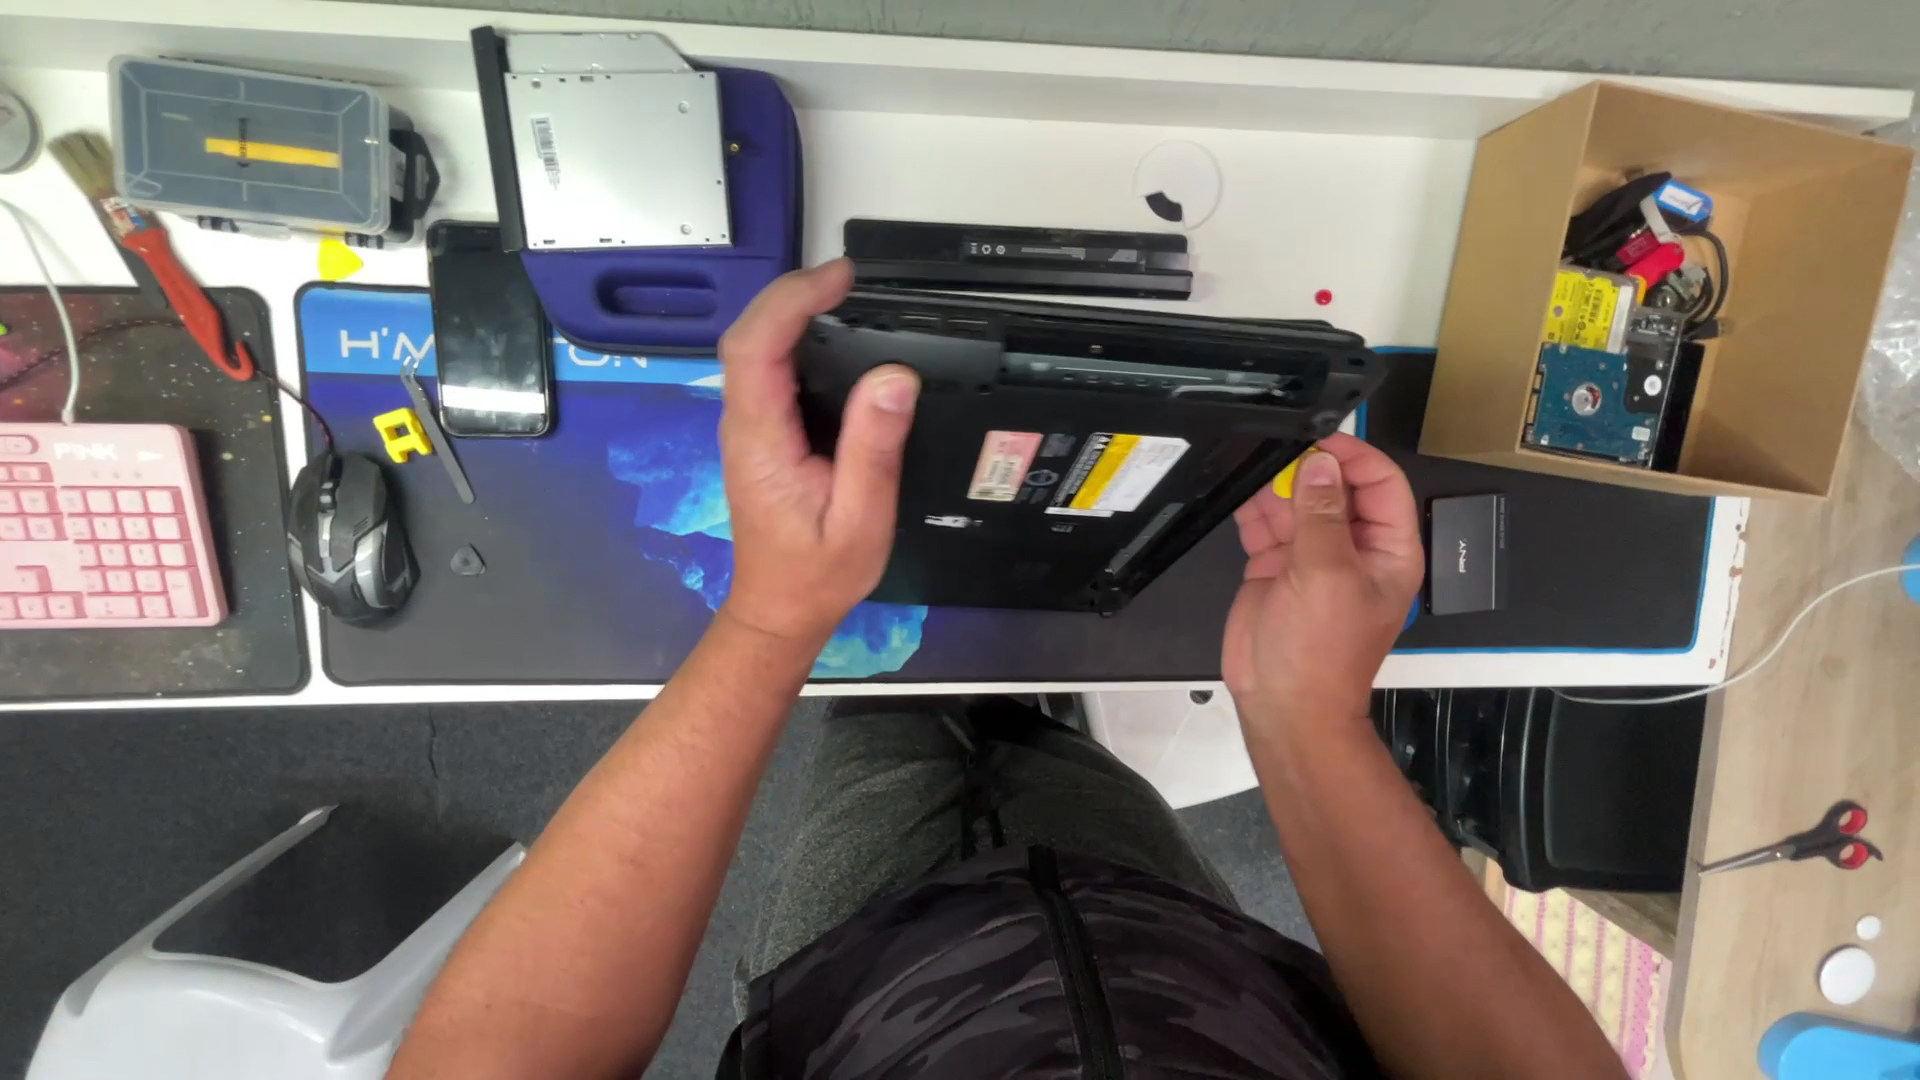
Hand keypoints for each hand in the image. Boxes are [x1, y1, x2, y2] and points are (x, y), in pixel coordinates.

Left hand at [716, 259, 920, 647]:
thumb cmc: (819, 573)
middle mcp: (743, 426)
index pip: (757, 349)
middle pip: (748, 339)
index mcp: (762, 441)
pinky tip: (830, 342)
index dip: (791, 302)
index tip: (839, 279)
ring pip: (754, 352)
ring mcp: (747, 430)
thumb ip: (873, 450)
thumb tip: (895, 377)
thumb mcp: (860, 520)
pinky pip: (768, 374)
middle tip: (845, 280)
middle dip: (790, 296)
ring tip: (842, 298)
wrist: (780, 608)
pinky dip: (794, 342)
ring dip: (790, 314)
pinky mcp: (760, 437)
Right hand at [1222, 434, 1423, 735]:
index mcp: (1386, 550)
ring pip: (1296, 505)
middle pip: (1335, 490)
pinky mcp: (1274, 568)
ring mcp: (1310, 558)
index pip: (1381, 486)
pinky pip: (1265, 526)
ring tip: (1254, 470)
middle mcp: (1351, 549)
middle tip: (1278, 453)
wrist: (1282, 701)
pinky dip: (1252, 510)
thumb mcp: (1327, 574)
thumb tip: (1319, 466)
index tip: (1321, 439)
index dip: (1355, 458)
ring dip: (1276, 488)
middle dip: (1309, 470)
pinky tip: (1240, 496)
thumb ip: (1322, 516)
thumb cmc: (1320, 652)